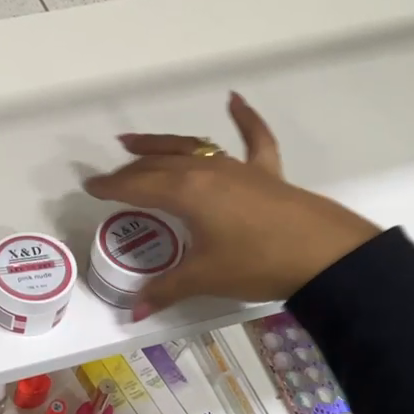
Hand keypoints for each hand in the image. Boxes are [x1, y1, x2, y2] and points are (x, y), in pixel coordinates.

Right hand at [85, 92, 380, 316]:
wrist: (323, 255)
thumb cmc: (256, 263)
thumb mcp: (205, 278)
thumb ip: (165, 290)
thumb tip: (133, 313)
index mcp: (186, 192)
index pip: (138, 186)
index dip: (111, 187)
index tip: (89, 187)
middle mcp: (206, 170)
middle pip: (159, 164)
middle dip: (130, 170)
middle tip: (109, 178)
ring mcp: (237, 168)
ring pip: (191, 147)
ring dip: (161, 144)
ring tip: (134, 141)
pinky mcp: (266, 173)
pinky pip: (253, 139)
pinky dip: (244, 118)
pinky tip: (234, 100)